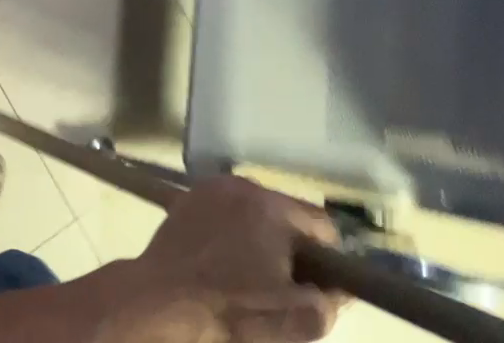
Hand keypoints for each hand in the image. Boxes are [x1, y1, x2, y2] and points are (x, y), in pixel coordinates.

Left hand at [92, 176, 346, 342]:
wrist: (163, 301)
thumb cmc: (235, 309)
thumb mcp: (301, 318)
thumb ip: (333, 299)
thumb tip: (340, 286)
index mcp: (271, 206)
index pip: (322, 224)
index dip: (330, 258)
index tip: (321, 284)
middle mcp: (240, 185)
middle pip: (286, 214)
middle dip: (293, 246)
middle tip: (286, 282)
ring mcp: (208, 189)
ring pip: (253, 212)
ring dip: (261, 236)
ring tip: (252, 274)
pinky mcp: (185, 200)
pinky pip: (224, 212)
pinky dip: (231, 232)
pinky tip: (224, 262)